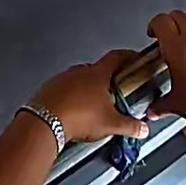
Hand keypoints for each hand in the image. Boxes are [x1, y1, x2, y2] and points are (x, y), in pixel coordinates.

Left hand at [31, 50, 149, 142]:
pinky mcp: (48, 89)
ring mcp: (62, 78)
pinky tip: (74, 112)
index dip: (127, 56)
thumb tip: (141, 128)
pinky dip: (71, 98)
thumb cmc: (78, 116)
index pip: (116, 57)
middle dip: (107, 80)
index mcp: (97, 73)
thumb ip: (130, 126)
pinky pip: (64, 90)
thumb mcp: (111, 124)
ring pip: (79, 80)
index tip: (134, 57)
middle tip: (115, 92)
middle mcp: (78, 71)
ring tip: (94, 107)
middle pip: (97, 70)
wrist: (44, 122)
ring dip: (87, 90)